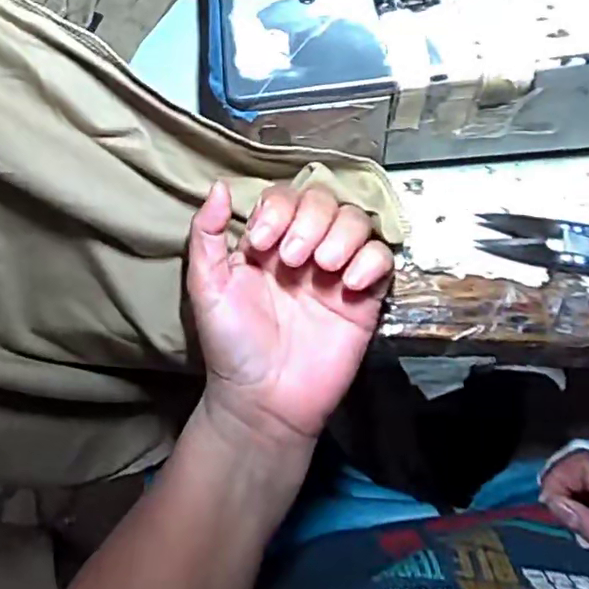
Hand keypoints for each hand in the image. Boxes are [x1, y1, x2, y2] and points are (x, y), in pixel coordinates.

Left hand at [185, 181, 393, 446]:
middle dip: (310, 220)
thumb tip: (219, 186)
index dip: (278, 209)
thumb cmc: (231, 344)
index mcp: (267, 241)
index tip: (262, 244)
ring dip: (341, 234)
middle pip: (322, 200)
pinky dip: (371, 261)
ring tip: (323, 267)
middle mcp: (303, 247)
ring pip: (355, 220)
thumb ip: (206, 234)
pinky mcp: (363, 296)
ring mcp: (335, 269)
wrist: (265, 401)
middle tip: (293, 260)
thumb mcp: (207, 286)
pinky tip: (351, 284)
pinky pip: (381, 258)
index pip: (283, 196)